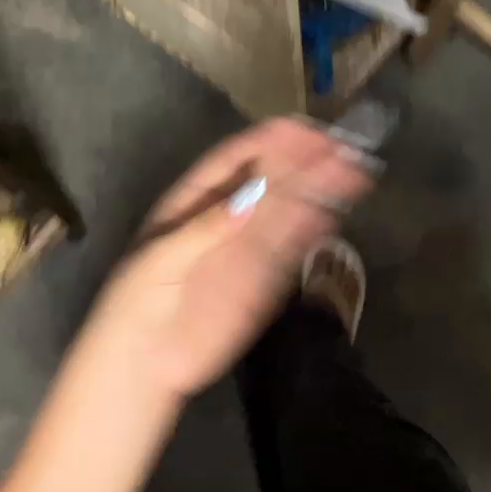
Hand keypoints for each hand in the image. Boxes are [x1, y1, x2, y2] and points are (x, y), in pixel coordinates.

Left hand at [79, 118, 376, 400]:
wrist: (143, 363)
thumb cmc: (137, 300)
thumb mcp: (161, 259)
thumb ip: (205, 230)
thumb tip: (249, 199)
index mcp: (191, 202)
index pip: (231, 163)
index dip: (265, 143)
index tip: (299, 128)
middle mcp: (224, 218)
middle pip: (266, 183)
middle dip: (301, 161)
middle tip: (340, 142)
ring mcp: (245, 250)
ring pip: (286, 213)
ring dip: (316, 189)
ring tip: (353, 166)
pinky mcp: (262, 283)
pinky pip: (290, 252)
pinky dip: (312, 231)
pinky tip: (336, 211)